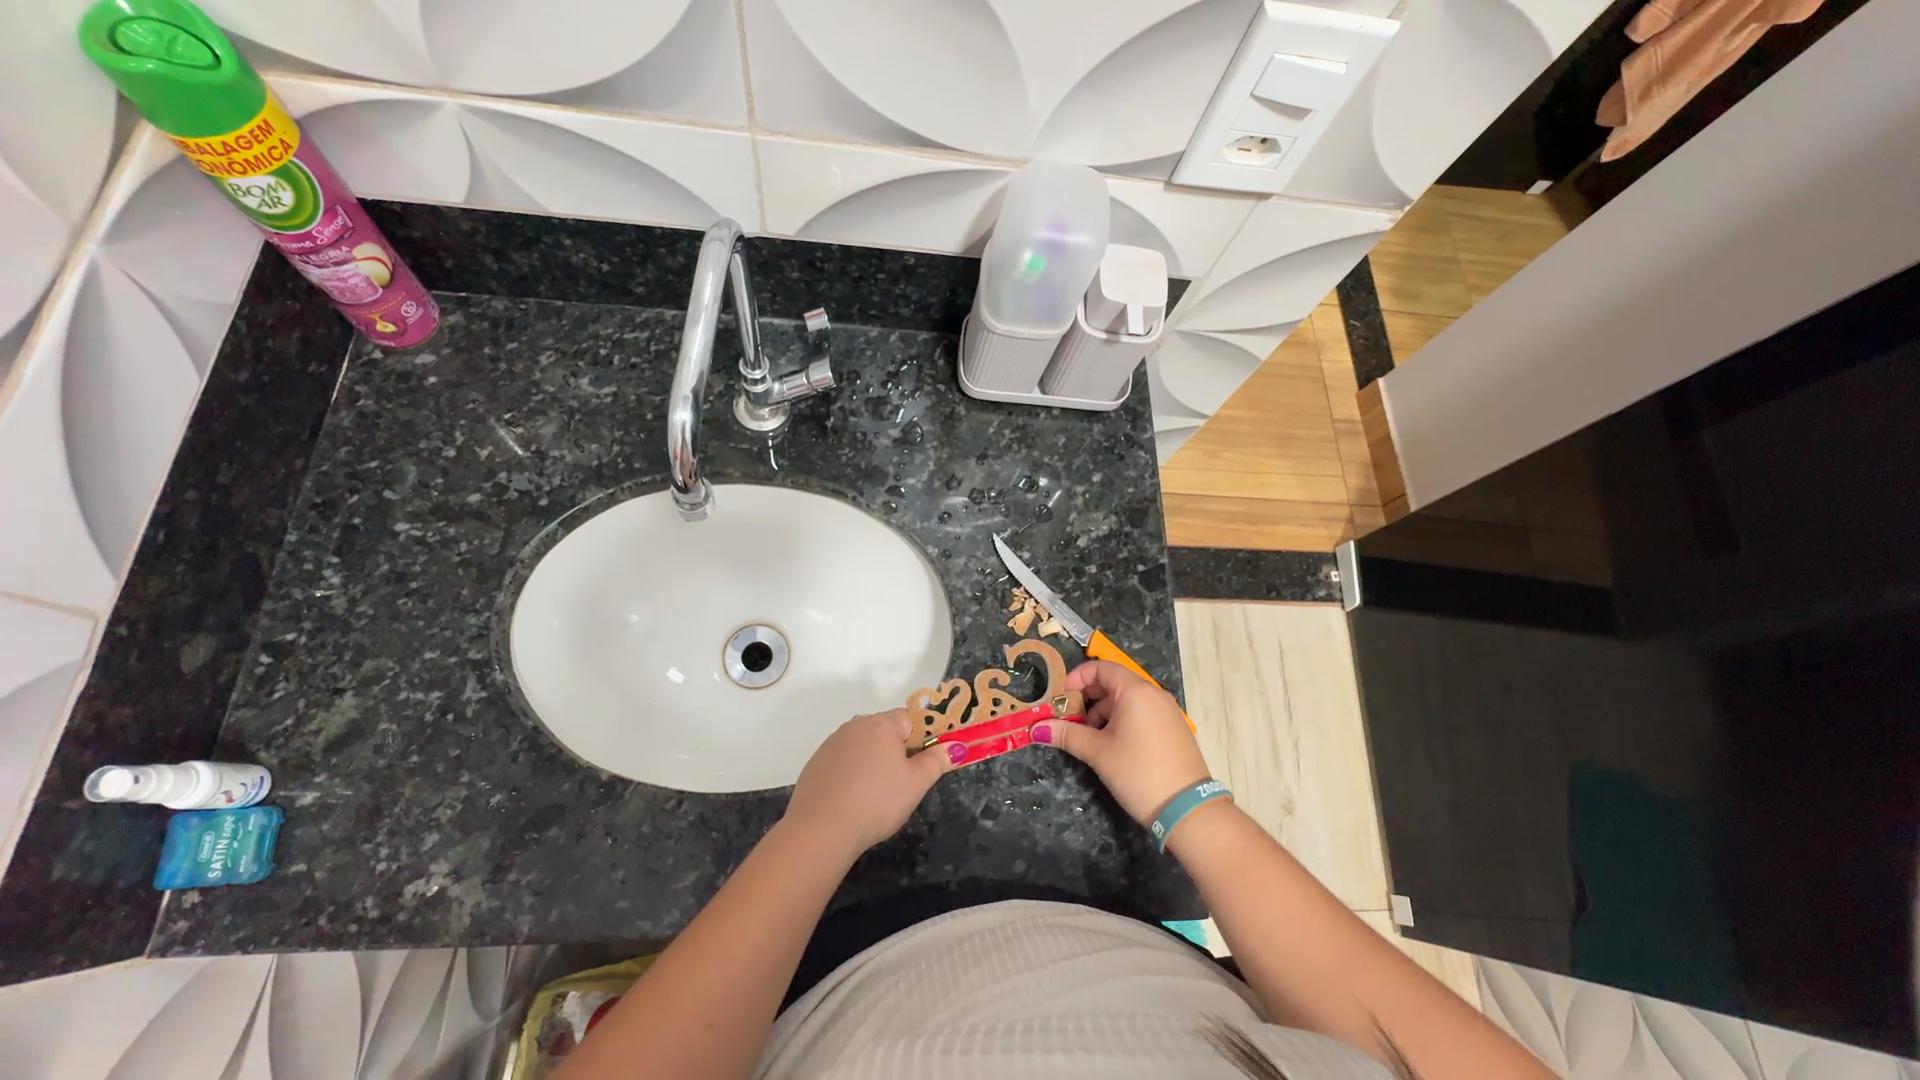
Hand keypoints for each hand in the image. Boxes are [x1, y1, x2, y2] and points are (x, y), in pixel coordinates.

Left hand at [782, 709, 958, 858]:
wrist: (821, 828)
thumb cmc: (877, 801)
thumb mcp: (916, 784)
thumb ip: (937, 761)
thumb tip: (955, 746)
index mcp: (882, 724)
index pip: (910, 718)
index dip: (922, 738)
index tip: (925, 763)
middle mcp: (855, 726)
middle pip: (885, 731)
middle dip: (898, 751)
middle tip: (904, 783)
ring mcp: (832, 743)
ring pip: (863, 746)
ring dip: (874, 762)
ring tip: (877, 794)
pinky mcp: (816, 763)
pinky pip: (843, 761)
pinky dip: (852, 773)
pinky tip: (853, 798)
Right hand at [1030, 660, 1210, 824]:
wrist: (1187, 809)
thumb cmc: (1137, 772)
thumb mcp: (1097, 752)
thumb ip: (1066, 735)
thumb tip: (1036, 729)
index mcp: (1136, 691)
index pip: (1101, 668)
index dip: (1077, 679)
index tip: (1060, 699)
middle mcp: (1154, 694)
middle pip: (1114, 682)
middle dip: (1088, 698)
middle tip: (1069, 721)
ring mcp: (1167, 712)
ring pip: (1127, 701)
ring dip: (1103, 713)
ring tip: (1089, 739)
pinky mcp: (1174, 729)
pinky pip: (1142, 714)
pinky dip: (1122, 722)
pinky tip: (1113, 747)